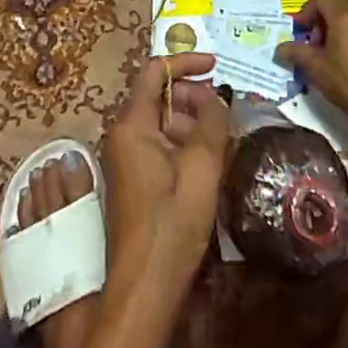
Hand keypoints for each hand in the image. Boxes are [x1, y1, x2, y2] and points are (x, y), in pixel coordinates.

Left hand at [101, 51, 229, 288]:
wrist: (146, 286)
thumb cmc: (173, 221)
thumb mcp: (202, 165)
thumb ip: (213, 120)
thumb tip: (217, 95)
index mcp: (132, 126)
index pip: (154, 71)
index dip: (186, 62)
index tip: (217, 67)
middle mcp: (122, 136)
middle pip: (158, 95)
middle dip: (193, 96)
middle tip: (225, 113)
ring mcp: (126, 159)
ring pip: (163, 121)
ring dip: (193, 122)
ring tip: (222, 139)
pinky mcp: (135, 179)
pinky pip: (161, 145)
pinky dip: (185, 143)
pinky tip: (209, 160)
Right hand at [276, 0, 347, 146]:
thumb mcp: (316, 69)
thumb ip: (295, 53)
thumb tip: (280, 48)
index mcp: (345, 17)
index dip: (306, 12)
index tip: (299, 31)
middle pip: (340, 5)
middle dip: (323, 20)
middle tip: (315, 44)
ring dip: (341, 29)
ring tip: (335, 54)